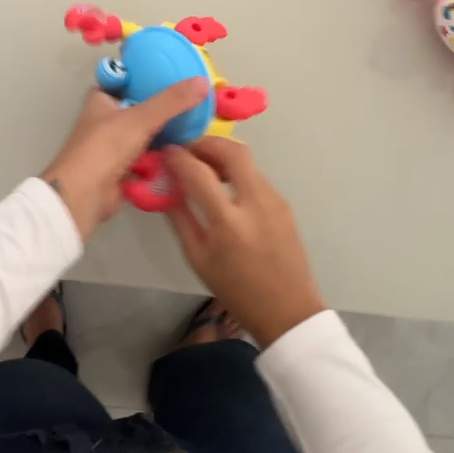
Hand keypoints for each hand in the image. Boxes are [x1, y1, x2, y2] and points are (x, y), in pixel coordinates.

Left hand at [41, 78, 208, 239]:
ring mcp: (114, 146)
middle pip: (141, 109)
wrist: (85, 195)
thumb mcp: (140, 118)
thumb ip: (171, 101)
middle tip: (197, 102)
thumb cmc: (105, 147)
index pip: (127, 80)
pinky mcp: (123, 169)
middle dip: (165, 109)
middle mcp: (106, 120)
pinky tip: (188, 152)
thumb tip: (203, 81)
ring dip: (167, 135)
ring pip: (147, 135)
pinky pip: (149, 158)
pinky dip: (164, 157)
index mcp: (102, 100)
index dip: (149, 77)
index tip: (179, 75)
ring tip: (199, 126)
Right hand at [162, 138, 325, 346]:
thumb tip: (166, 185)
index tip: (166, 152)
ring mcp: (274, 200)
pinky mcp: (283, 202)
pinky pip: (255, 175)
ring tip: (201, 164)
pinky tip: (223, 183)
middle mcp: (255, 202)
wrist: (288, 310)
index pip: (199, 173)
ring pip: (246, 159)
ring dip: (221, 153)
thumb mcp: (198, 258)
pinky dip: (235, 169)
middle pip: (231, 151)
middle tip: (187, 148)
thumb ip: (180, 217)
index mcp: (229, 222)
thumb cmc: (236, 289)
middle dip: (205, 142)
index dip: (178, 157)